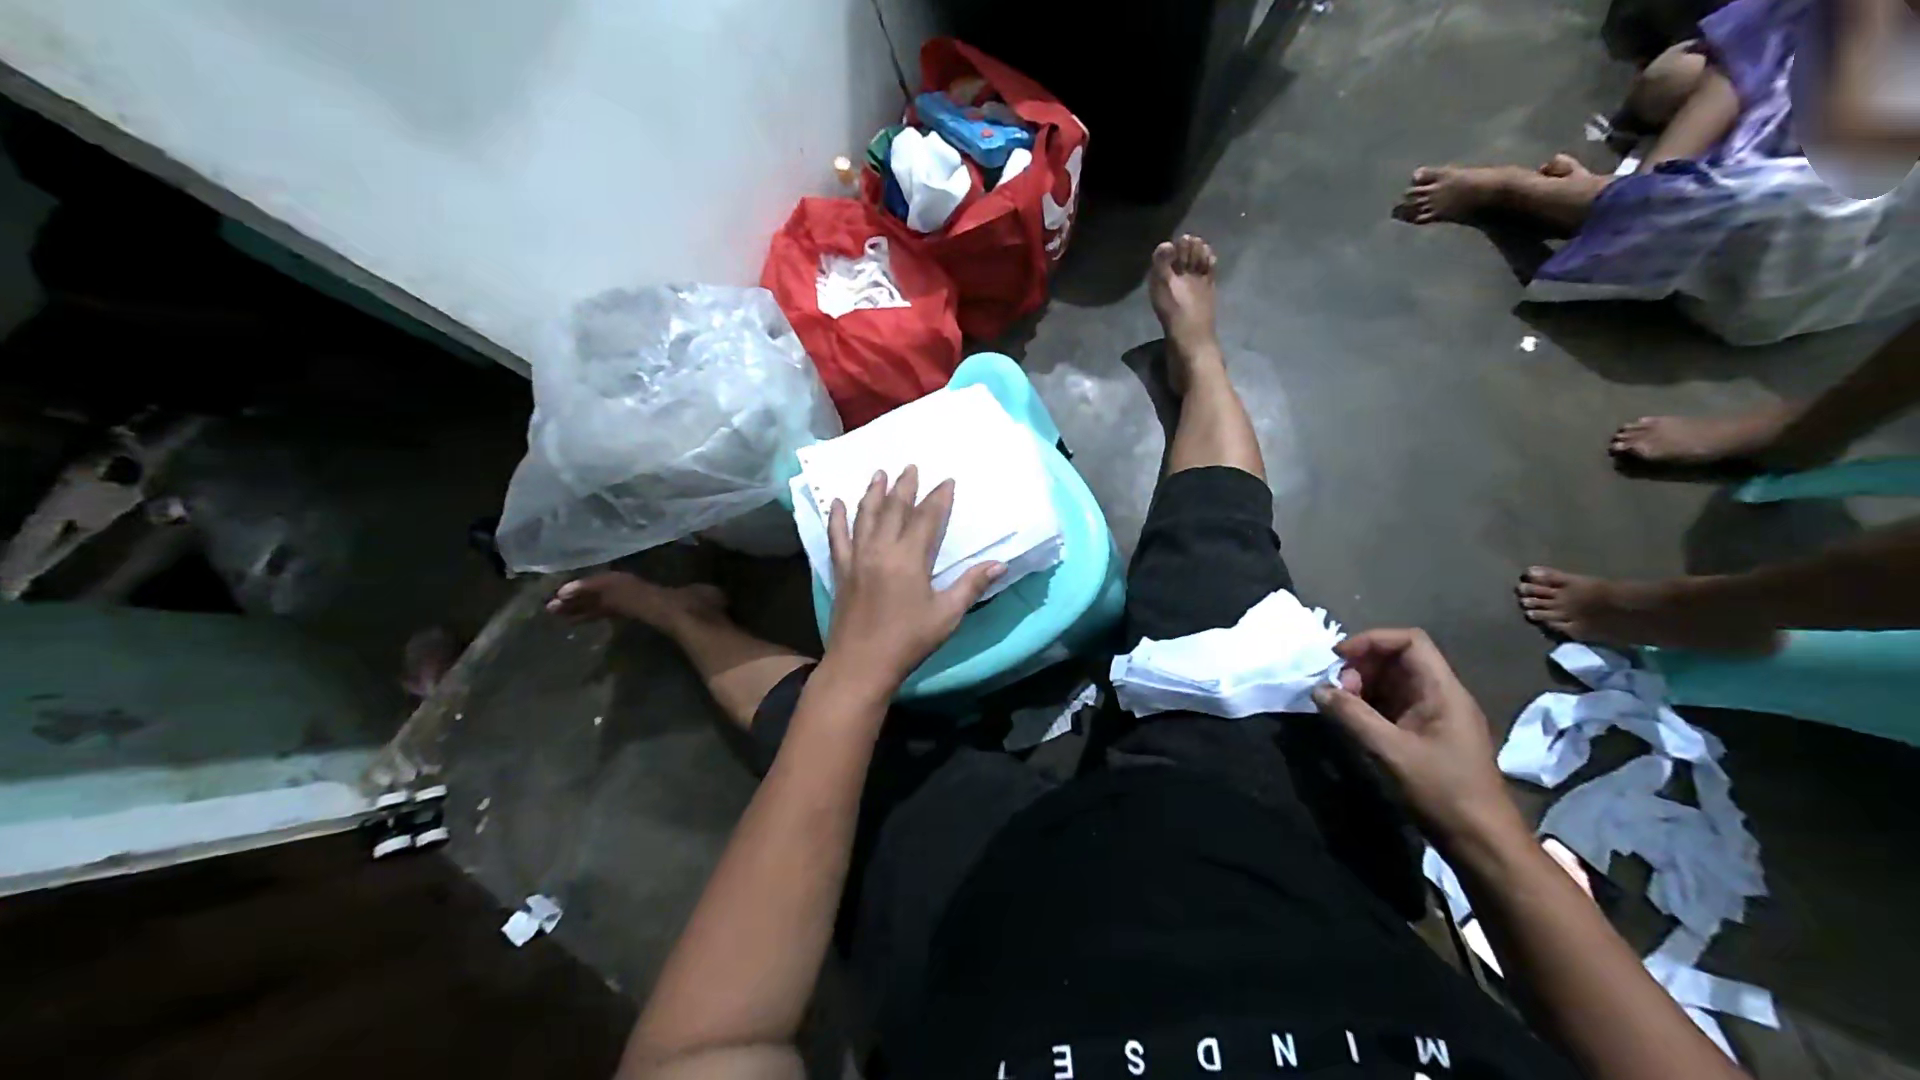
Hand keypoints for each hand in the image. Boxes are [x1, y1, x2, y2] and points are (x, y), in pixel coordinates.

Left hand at [822, 466, 1004, 694]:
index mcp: (910, 558)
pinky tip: (837, 503)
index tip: (947, 481)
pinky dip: (837, 518)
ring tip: (879, 473)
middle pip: (894, 509)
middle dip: (905, 486)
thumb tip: (999, 564)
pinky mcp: (841, 571)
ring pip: (865, 516)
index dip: (939, 498)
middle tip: (911, 466)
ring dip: (873, 493)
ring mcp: (857, 558)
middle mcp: (881, 550)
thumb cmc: (908, 641)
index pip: (928, 518)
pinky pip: (837, 537)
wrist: (861, 665)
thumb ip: (971, 586)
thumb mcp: (947, 615)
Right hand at [1311, 629, 1527, 852]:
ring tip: (1341, 706)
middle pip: (1398, 659)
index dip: (1371, 641)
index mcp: (1443, 691)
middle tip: (1338, 690)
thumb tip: (1319, 690)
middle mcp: (1441, 696)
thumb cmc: (1442, 791)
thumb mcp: (1389, 751)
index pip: (1410, 641)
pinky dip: (1368, 705)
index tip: (1339, 659)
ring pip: (1392, 683)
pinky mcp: (1425, 735)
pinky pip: (1393, 705)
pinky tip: (1352, 721)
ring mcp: (1434, 716)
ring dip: (1362, 686)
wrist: (1481, 841)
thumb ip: (1352, 715)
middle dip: (1361, 666)